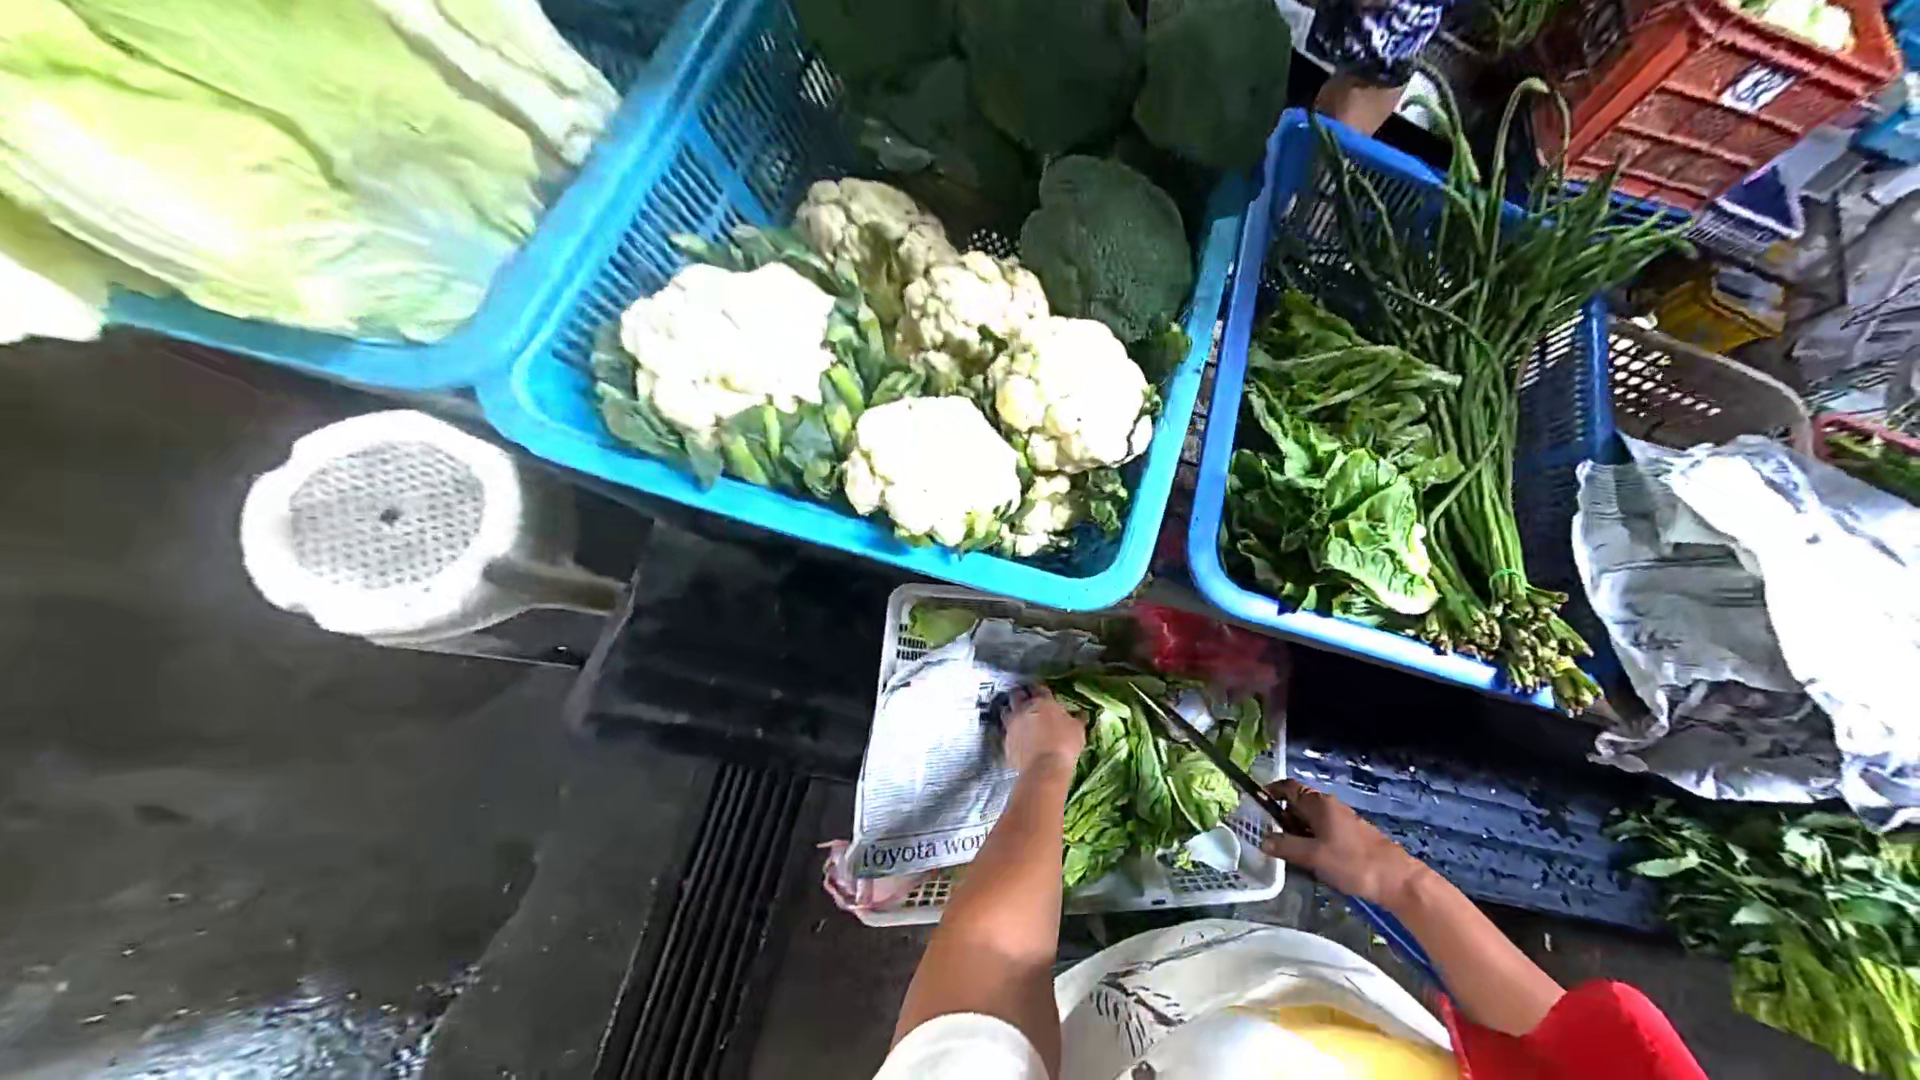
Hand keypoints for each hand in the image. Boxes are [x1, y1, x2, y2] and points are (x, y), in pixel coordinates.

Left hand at [1000, 685, 1083, 774]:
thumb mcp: (1077, 730)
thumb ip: (1078, 719)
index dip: (1038, 688)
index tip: (1040, 691)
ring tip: (1016, 714)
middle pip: (1016, 694)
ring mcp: (1012, 724)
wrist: (1044, 768)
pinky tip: (1015, 735)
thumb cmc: (1065, 744)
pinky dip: (1009, 731)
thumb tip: (1083, 713)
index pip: (1038, 687)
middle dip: (1020, 694)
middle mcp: (1023, 708)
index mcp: (1042, 701)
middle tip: (1025, 699)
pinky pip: (1005, 731)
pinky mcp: (1005, 740)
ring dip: (1010, 710)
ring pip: (1006, 710)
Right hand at [1260, 780, 1429, 907]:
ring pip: (1310, 821)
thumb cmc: (1353, 863)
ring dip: (1297, 833)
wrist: (1400, 882)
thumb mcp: (1313, 856)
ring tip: (1289, 853)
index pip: (1287, 787)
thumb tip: (1263, 840)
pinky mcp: (1351, 837)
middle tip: (1270, 837)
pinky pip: (1322, 832)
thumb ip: (1285, 846)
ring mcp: (1342, 821)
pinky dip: (1312, 841)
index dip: (1270, 792)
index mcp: (1318, 803)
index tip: (1256, 806)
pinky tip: (1312, 860)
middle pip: (1296, 804)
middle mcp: (1329, 806)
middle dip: (1281, 818)